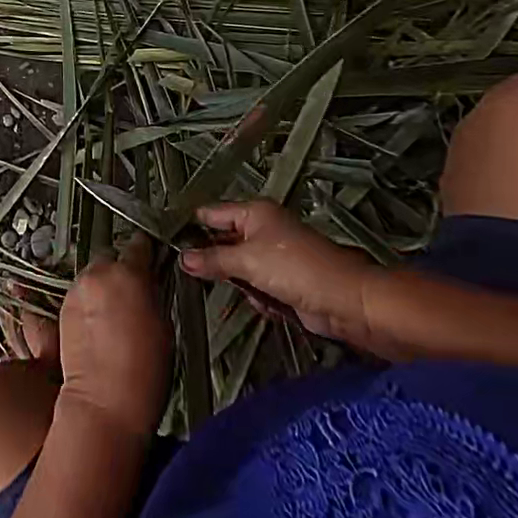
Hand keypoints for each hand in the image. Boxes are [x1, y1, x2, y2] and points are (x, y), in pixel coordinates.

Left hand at [55, 233, 170, 440]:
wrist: (103, 399)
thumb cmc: (141, 372)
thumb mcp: (165, 324)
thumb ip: (154, 292)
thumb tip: (151, 283)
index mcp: (128, 275)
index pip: (138, 247)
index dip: (146, 251)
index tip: (151, 254)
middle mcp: (97, 276)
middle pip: (111, 257)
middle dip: (121, 270)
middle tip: (135, 291)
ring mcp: (77, 290)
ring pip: (93, 275)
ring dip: (104, 285)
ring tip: (118, 313)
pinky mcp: (63, 307)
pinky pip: (80, 294)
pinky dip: (90, 301)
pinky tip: (102, 324)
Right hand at [178, 201, 379, 342]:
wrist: (347, 303)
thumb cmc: (297, 270)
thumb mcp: (246, 261)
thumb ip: (211, 260)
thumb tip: (182, 259)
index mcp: (254, 213)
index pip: (211, 214)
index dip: (191, 227)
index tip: (170, 243)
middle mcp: (263, 230)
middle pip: (223, 243)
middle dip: (215, 261)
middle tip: (200, 273)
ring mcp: (274, 257)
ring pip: (238, 269)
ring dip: (240, 284)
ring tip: (251, 291)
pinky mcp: (284, 281)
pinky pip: (256, 286)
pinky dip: (258, 297)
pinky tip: (268, 303)